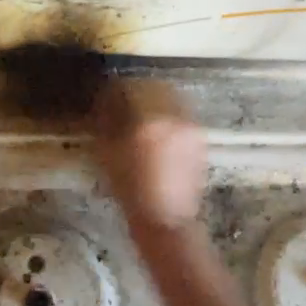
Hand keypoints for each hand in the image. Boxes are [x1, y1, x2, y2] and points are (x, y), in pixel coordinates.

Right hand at [93, 79, 207, 228]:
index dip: (115, 88)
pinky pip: (181, 113)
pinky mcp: (199, 137)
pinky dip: (168, 113)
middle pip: (155, 86)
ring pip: (171, 97)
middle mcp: (173, 117)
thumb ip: (106, 121)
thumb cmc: (129, 189)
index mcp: (148, 121)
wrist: (165, 218)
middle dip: (138, 90)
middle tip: (124, 100)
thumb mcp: (107, 154)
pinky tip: (157, 128)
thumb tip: (106, 100)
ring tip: (141, 113)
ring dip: (155, 98)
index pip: (130, 87)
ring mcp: (190, 126)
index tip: (106, 94)